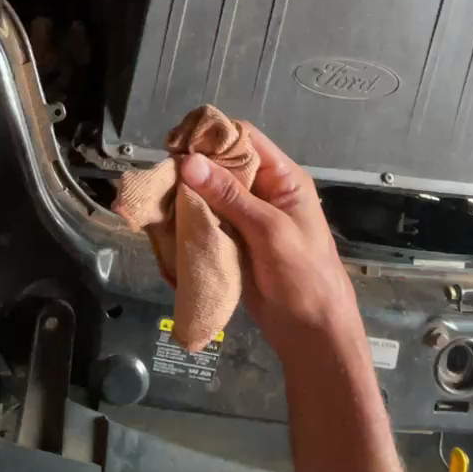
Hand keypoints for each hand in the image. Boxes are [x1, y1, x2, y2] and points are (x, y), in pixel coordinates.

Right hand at [179, 124, 360, 356]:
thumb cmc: (304, 277)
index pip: (245, 139)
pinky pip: (207, 217)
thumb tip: (189, 161)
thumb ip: (230, 196)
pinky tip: (168, 218)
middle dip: (194, 166)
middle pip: (223, 163)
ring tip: (159, 194)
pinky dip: (188, 216)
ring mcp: (247, 216)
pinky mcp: (233, 239)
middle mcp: (263, 190)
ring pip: (210, 191)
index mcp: (283, 178)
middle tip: (162, 172)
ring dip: (187, 192)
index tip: (179, 143)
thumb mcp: (270, 231)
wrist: (313, 335)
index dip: (212, 136)